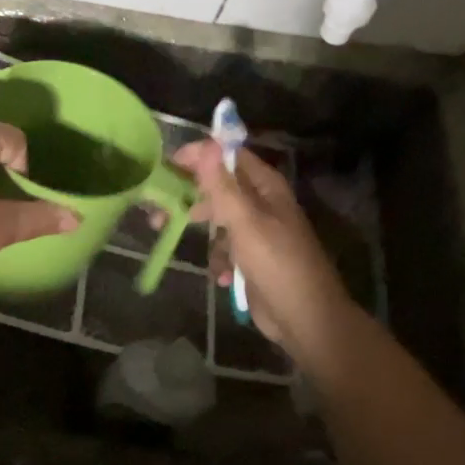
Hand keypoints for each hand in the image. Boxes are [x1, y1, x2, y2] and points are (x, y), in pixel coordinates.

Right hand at [172, 140, 350, 360]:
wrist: (307, 321)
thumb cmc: (278, 264)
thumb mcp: (245, 222)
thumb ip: (222, 185)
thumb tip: (206, 143)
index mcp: (266, 186)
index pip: (228, 155)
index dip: (199, 154)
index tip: (168, 164)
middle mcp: (261, 203)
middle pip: (219, 186)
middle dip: (190, 195)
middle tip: (158, 203)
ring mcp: (258, 231)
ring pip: (218, 218)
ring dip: (202, 231)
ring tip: (169, 235)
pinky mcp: (252, 258)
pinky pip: (225, 248)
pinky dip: (219, 259)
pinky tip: (221, 276)